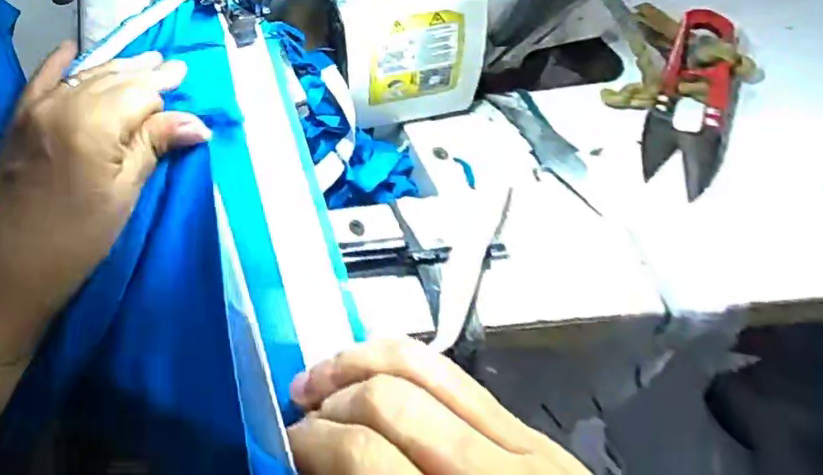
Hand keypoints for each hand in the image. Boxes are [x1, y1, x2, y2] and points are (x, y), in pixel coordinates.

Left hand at [0, 42, 209, 343]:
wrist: (4, 267)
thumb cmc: (74, 243)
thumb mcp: (122, 197)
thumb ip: (151, 147)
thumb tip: (196, 122)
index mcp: (91, 124)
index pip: (138, 95)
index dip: (162, 92)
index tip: (184, 76)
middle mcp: (61, 104)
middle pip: (111, 79)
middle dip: (142, 73)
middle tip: (171, 65)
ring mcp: (35, 107)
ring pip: (83, 77)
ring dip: (113, 68)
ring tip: (142, 60)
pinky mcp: (17, 117)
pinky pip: (41, 79)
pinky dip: (59, 63)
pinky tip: (72, 48)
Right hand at [287, 338, 585, 474]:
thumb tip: (306, 461)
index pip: (367, 454)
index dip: (312, 444)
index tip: (286, 449)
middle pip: (386, 399)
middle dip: (327, 405)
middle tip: (301, 426)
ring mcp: (532, 451)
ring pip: (415, 361)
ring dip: (349, 366)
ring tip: (318, 388)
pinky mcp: (537, 437)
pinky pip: (446, 370)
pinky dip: (389, 362)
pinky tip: (364, 380)